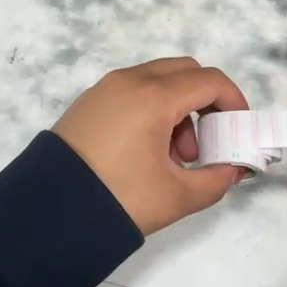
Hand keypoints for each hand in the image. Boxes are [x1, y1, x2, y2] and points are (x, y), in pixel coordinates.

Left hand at [53, 57, 249, 234]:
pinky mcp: (89, 102)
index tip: (239, 129)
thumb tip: (234, 169)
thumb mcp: (177, 196)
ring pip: (158, 80)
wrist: (48, 214)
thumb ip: (217, 179)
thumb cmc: (120, 198)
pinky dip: (151, 109)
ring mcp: (106, 88)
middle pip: (185, 72)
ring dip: (178, 108)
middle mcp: (130, 80)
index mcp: (154, 96)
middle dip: (205, 102)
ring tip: (173, 158)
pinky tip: (145, 153)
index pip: (209, 81)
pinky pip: (133, 91)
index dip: (233, 100)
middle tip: (205, 145)